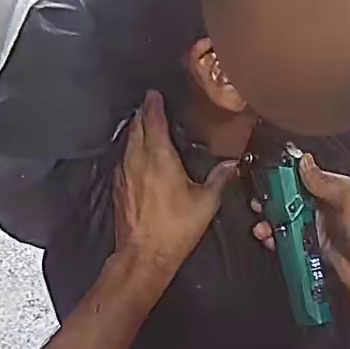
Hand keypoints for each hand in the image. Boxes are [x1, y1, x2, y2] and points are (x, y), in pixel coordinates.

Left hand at [113, 91, 237, 274]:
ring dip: (136, 131)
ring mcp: (123, 173)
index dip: (154, 103)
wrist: (144, 255)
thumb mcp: (205, 202)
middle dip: (144, 114)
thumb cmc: (173, 229)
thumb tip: (232, 166)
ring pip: (127, 142)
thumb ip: (219, 179)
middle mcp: (137, 160)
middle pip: (136, 126)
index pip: (152, 119)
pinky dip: (131, 151)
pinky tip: (139, 157)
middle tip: (151, 106)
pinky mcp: (117, 188)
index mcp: (159, 157)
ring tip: (146, 127)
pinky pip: (122, 160)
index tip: (155, 94)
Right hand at [252, 152, 349, 322]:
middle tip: (259, 205)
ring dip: (272, 222)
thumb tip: (305, 162)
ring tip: (262, 228)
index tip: (268, 180)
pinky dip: (277, 239)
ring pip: (288, 221)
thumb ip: (326, 182)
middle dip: (274, 202)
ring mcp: (320, 231)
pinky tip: (270, 240)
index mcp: (341, 192)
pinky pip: (290, 241)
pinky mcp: (314, 250)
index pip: (308, 178)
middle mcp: (329, 210)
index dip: (287, 178)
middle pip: (293, 200)